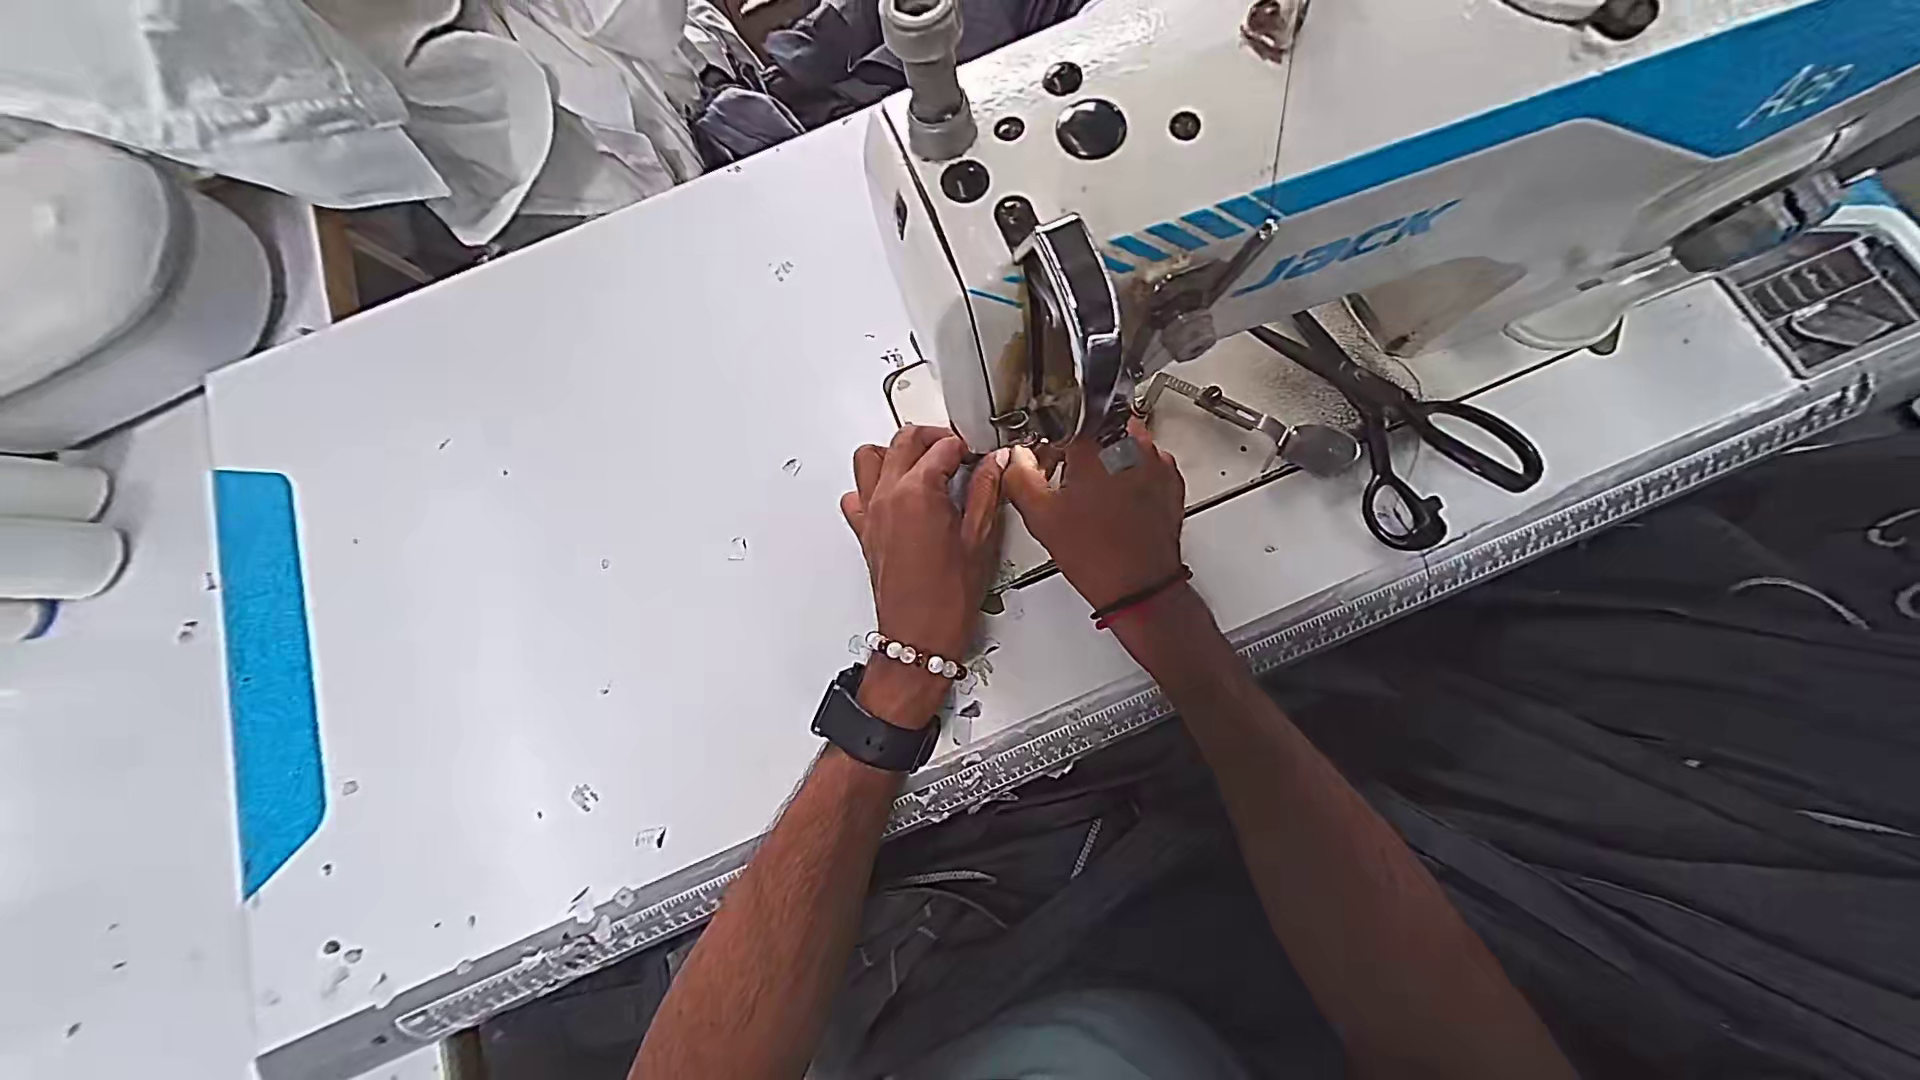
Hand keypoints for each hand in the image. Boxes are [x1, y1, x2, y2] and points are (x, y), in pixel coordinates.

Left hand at [841, 426, 1007, 726]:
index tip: (977, 455)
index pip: (942, 446)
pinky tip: (894, 494)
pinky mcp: (865, 531)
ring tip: (922, 464)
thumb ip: (986, 491)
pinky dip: (871, 486)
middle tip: (956, 452)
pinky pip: (857, 494)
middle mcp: (889, 496)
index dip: (965, 446)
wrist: (919, 635)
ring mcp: (872, 512)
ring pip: (871, 457)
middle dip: (933, 438)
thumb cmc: (946, 598)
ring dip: (896, 452)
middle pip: (904, 440)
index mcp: (919, 492)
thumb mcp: (979, 538)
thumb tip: (994, 465)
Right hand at [1003, 418, 1185, 611]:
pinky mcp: (1170, 482)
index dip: (1054, 440)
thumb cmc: (1098, 554)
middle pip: (1098, 429)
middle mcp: (1132, 446)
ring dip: (1108, 460)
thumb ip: (1021, 477)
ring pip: (1124, 444)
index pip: (1068, 420)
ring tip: (1093, 495)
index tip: (1049, 456)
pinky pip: (1145, 466)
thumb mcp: (1041, 516)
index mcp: (1097, 446)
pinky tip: (1115, 503)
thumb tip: (1017, 459)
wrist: (1138, 584)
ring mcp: (1156, 463)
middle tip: (1070, 478)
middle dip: (1082, 449)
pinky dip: (1131, 477)